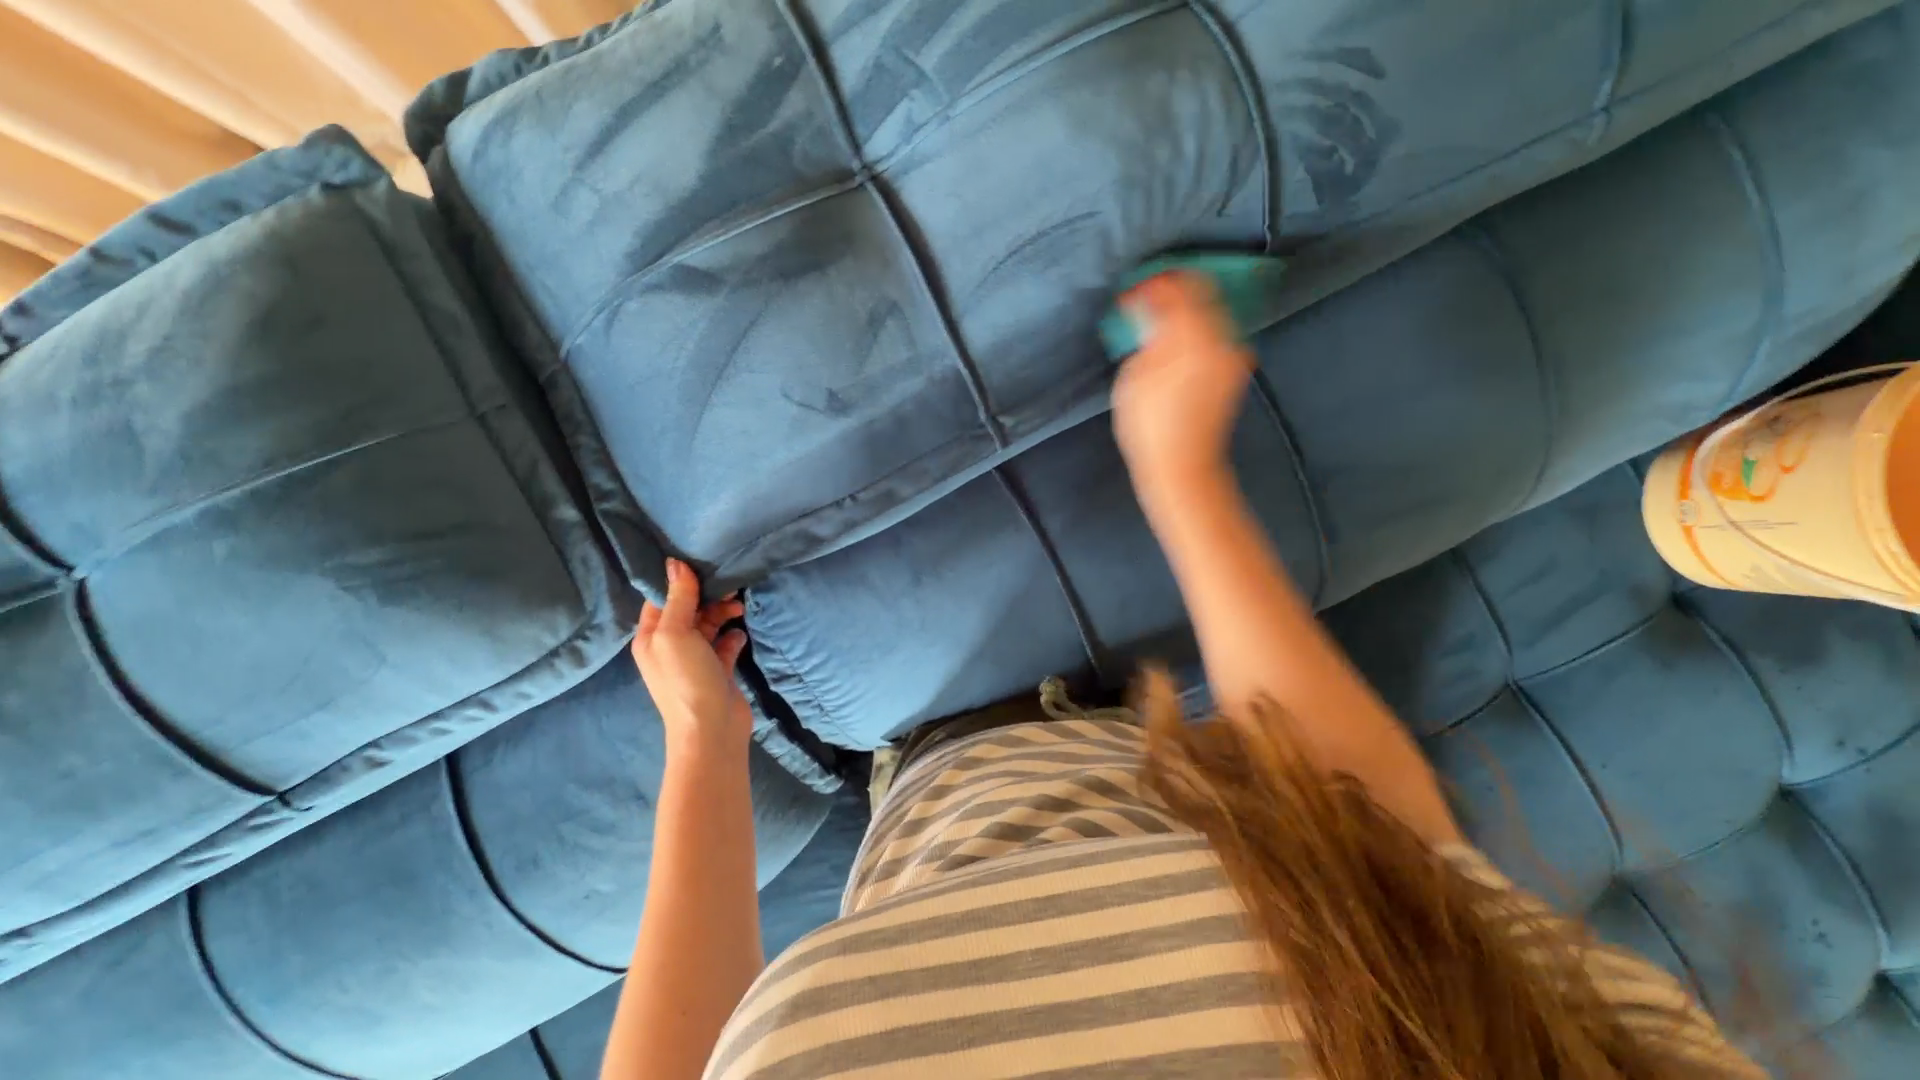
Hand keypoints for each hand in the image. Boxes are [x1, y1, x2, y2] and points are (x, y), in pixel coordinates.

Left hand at [632, 558, 752, 755]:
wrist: (712, 730)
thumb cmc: (686, 679)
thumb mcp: (675, 633)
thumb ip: (678, 598)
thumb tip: (675, 563)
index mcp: (650, 637)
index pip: (660, 598)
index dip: (678, 580)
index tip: (700, 561)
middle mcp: (670, 646)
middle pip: (688, 609)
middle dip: (707, 595)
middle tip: (729, 584)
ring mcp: (695, 659)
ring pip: (709, 624)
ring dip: (723, 613)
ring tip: (739, 607)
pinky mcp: (718, 670)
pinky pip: (725, 644)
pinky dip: (733, 635)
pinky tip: (740, 634)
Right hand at [1111, 271, 1255, 496]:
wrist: (1182, 467)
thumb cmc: (1151, 427)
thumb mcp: (1134, 376)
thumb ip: (1147, 337)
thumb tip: (1150, 319)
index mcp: (1193, 333)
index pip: (1177, 286)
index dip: (1152, 284)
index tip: (1132, 295)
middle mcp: (1221, 338)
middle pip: (1202, 292)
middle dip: (1173, 291)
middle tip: (1147, 300)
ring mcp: (1232, 355)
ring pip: (1212, 313)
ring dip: (1186, 311)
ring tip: (1159, 325)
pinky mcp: (1234, 372)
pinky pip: (1217, 336)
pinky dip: (1197, 332)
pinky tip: (1176, 347)